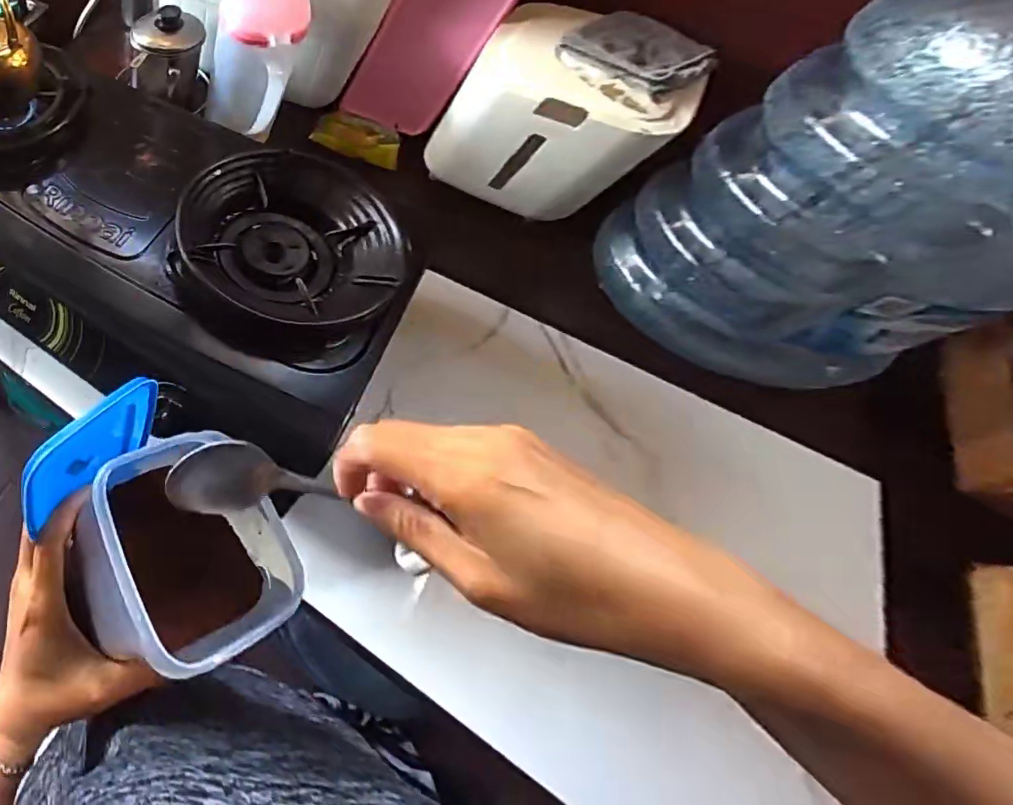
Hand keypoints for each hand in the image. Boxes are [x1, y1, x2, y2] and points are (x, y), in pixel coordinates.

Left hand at [0, 493, 161, 764]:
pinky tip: (77, 524)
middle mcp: (26, 582)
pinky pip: (33, 544)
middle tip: (90, 479)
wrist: (14, 710)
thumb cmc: (55, 695)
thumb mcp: (102, 687)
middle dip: (57, 497)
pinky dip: (50, 525)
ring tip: (87, 492)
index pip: (45, 539)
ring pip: (30, 531)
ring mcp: (21, 583)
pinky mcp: (23, 586)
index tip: (88, 486)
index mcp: (41, 599)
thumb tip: (179, 653)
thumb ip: (141, 672)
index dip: (62, 509)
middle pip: (33, 525)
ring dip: (52, 509)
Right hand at [333, 421, 816, 687]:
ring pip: (427, 436)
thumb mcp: (479, 580)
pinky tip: (462, 509)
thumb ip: (411, 529)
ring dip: (407, 467)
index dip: (346, 463)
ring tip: (424, 519)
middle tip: (380, 512)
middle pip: (397, 431)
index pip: (373, 439)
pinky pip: (460, 443)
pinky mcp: (532, 448)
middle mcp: (483, 441)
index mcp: (463, 471)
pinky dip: (439, 465)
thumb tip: (370, 501)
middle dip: (374, 466)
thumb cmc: (585, 597)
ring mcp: (511, 439)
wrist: (683, 593)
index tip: (348, 495)